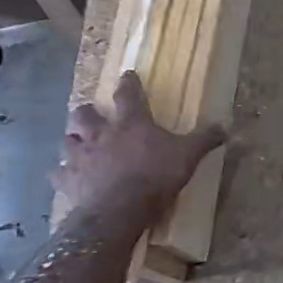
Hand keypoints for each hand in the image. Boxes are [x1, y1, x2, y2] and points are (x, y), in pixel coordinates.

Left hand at [53, 71, 225, 223]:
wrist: (120, 208)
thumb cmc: (157, 174)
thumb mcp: (189, 155)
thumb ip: (205, 139)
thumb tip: (225, 126)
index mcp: (132, 124)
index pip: (129, 96)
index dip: (128, 83)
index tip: (126, 74)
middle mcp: (101, 134)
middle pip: (84, 115)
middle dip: (86, 112)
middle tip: (90, 113)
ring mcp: (80, 157)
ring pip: (66, 141)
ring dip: (71, 140)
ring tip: (76, 142)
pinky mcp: (67, 180)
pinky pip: (57, 174)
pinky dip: (60, 172)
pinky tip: (64, 175)